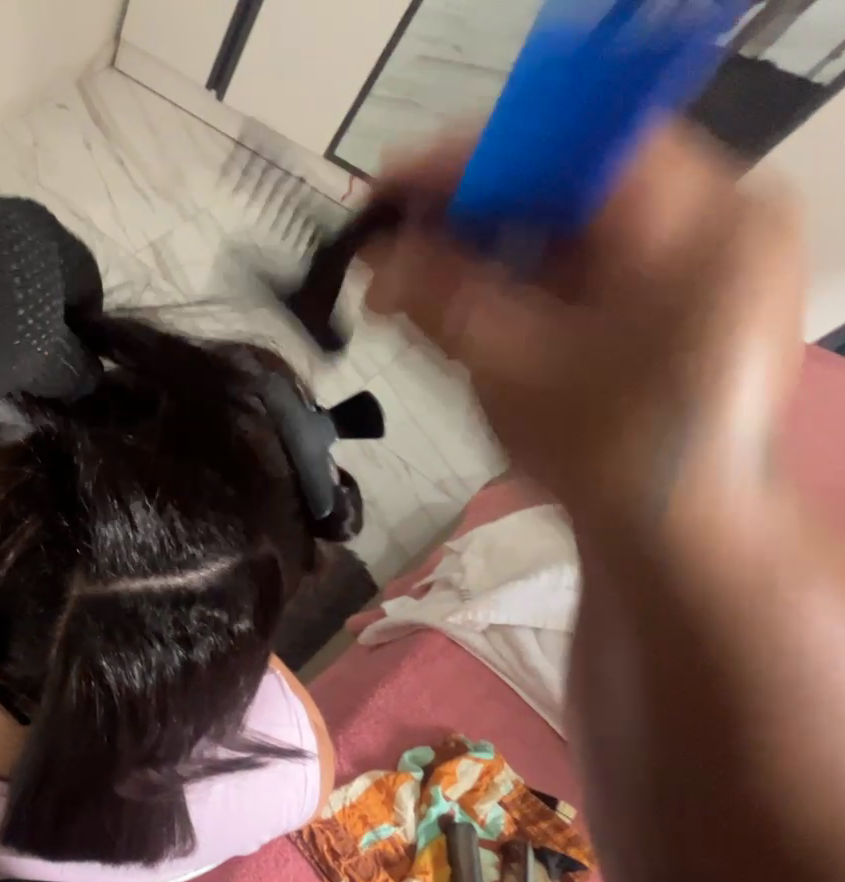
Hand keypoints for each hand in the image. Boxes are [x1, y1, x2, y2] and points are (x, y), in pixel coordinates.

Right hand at [362, 123, 806, 530]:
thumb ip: (443, 300)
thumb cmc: (605, 452)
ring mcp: (700, 251)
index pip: (581, 145)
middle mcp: (717, 219)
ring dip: (479, 240)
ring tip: (408, 278)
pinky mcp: (673, 285)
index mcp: (703, 228)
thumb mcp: (511, 370)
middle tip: (387, 243)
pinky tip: (456, 295)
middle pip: (572, 176)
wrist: (672, 525)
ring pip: (570, 214)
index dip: (476, 157)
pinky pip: (580, 251)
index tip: (390, 185)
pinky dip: (510, 267)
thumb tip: (376, 252)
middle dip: (467, 207)